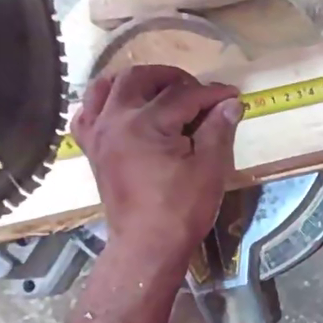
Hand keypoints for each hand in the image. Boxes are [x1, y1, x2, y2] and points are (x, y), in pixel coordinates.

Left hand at [73, 65, 243, 271]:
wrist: (148, 244)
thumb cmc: (183, 209)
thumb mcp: (210, 168)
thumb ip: (219, 129)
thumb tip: (231, 103)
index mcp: (145, 125)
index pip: (183, 95)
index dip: (212, 93)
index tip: (234, 95)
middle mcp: (114, 121)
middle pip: (140, 78)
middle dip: (173, 78)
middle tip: (199, 92)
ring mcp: (97, 133)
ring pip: (106, 86)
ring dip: (136, 82)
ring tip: (162, 91)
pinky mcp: (91, 148)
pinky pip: (88, 110)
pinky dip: (107, 101)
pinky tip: (127, 109)